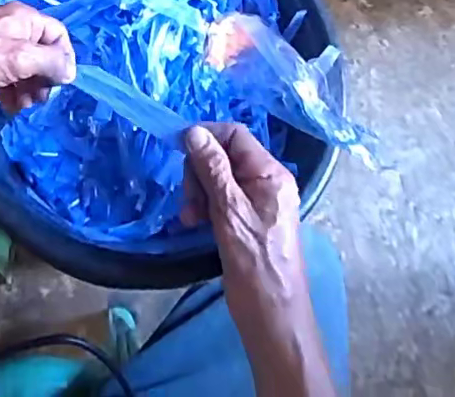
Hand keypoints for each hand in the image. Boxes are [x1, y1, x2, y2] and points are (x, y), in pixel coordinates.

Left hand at [0, 2, 76, 113]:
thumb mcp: (21, 58)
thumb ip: (51, 62)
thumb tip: (70, 72)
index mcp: (24, 17)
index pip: (58, 33)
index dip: (64, 58)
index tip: (61, 83)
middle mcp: (13, 28)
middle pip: (43, 52)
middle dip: (44, 77)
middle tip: (39, 97)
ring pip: (28, 68)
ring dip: (30, 88)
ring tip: (22, 104)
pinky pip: (11, 77)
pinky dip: (14, 91)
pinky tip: (8, 104)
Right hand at [183, 122, 334, 395]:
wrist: (274, 323)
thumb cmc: (255, 268)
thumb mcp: (230, 214)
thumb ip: (212, 170)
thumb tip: (193, 131)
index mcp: (271, 174)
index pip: (235, 134)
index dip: (206, 136)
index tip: (180, 151)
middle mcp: (267, 181)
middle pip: (225, 154)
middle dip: (200, 170)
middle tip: (189, 198)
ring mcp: (259, 200)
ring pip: (219, 176)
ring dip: (199, 190)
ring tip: (190, 217)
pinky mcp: (249, 219)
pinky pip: (222, 197)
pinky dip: (205, 206)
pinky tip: (194, 223)